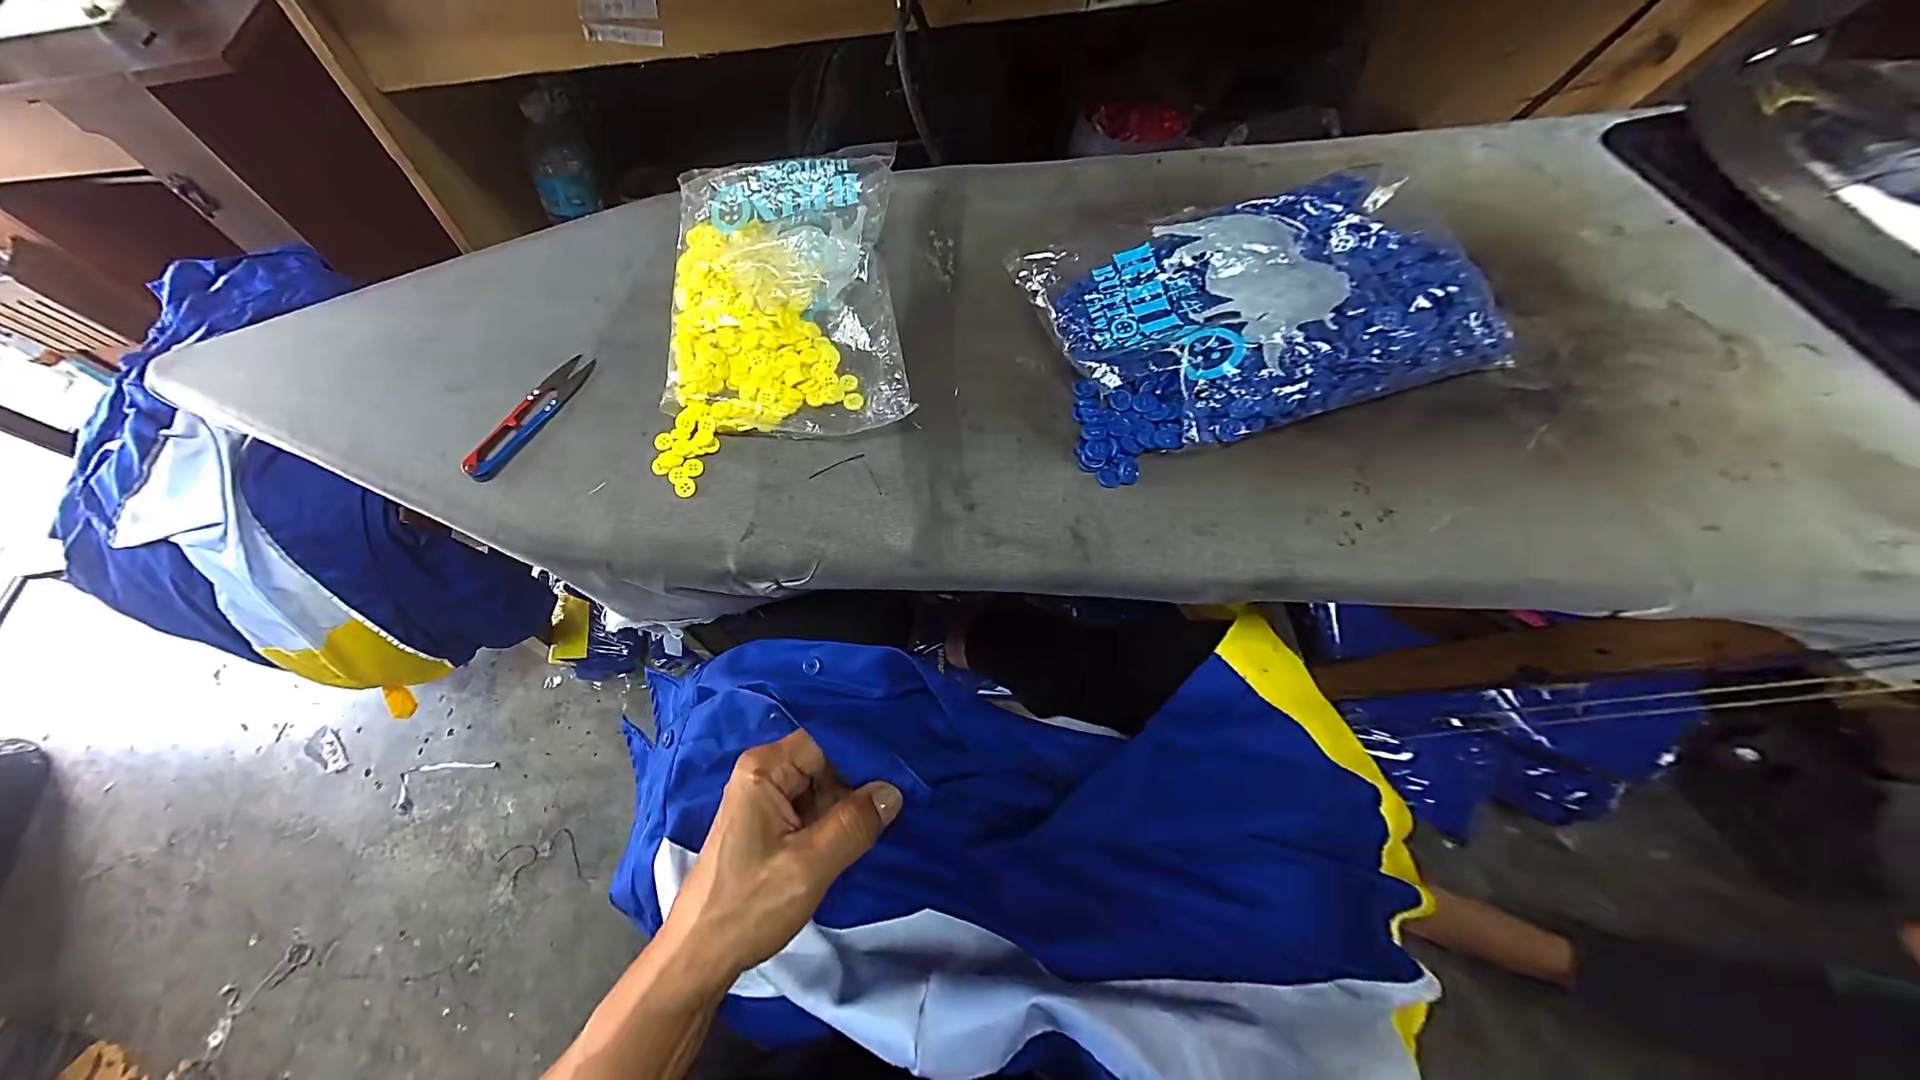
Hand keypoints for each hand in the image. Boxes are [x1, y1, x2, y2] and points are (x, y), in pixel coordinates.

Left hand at [659, 729, 903, 982]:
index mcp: (765, 769)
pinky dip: (839, 818)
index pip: (827, 740)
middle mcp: (764, 773)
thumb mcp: (809, 866)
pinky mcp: (772, 822)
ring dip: (853, 801)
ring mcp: (767, 798)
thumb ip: (854, 824)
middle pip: (827, 760)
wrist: (698, 958)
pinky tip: (868, 827)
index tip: (904, 765)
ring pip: (824, 786)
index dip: (865, 752)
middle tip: (906, 792)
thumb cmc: (747, 907)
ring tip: (894, 808)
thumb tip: (894, 791)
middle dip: (863, 778)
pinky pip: (815, 807)